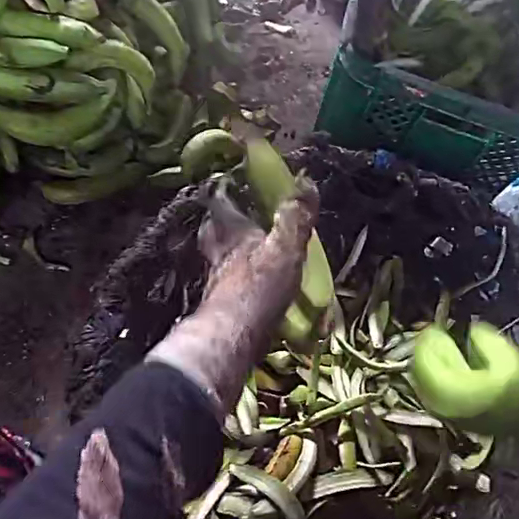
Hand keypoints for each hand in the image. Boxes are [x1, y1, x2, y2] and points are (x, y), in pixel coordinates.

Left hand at [147, 181, 319, 411]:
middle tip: (237, 222)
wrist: (233, 338)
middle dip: (222, 226)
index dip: (225, 194)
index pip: (220, 205)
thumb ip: (295, 218)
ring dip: (230, 256)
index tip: (230, 186)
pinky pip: (229, 288)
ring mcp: (217, 283)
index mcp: (232, 234)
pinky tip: (251, 290)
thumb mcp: (284, 248)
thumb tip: (305, 180)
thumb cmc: (258, 288)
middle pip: (213, 233)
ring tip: (247, 256)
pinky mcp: (223, 308)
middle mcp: (218, 255)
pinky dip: (238, 285)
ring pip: (218, 261)